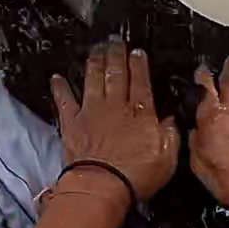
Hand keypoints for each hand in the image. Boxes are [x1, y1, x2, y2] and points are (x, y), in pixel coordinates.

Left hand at [50, 42, 180, 201]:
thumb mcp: (167, 158)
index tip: (137, 52)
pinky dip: (60, 88)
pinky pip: (65, 100)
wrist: (101, 186)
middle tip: (115, 41)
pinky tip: (57, 78)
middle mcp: (115, 106)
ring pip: (93, 79)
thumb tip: (170, 119)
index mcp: (140, 113)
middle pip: (116, 74)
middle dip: (116, 55)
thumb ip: (170, 134)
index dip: (139, 64)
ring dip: (95, 62)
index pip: (141, 81)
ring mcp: (91, 112)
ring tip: (96, 49)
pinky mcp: (72, 123)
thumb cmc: (136, 175)